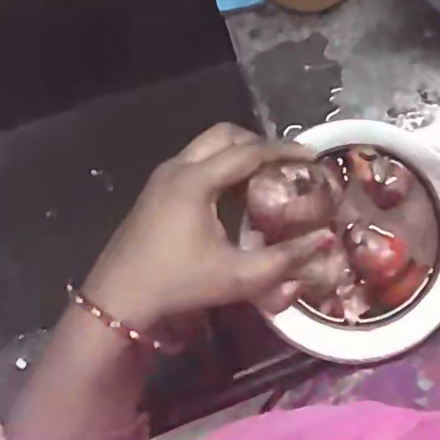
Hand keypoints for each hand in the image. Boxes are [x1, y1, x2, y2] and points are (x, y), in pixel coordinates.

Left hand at [79, 123, 328, 328]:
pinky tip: (235, 191)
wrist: (114, 304)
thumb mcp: (238, 277)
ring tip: (265, 173)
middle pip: (226, 135)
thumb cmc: (177, 287)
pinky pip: (197, 159)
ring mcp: (163, 176)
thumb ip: (286, 259)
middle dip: (260, 143)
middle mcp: (178, 168)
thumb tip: (325, 238)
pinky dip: (221, 162)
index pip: (249, 151)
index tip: (312, 156)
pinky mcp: (156, 188)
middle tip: (285, 162)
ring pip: (208, 144)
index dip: (284, 150)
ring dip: (239, 151)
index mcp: (196, 181)